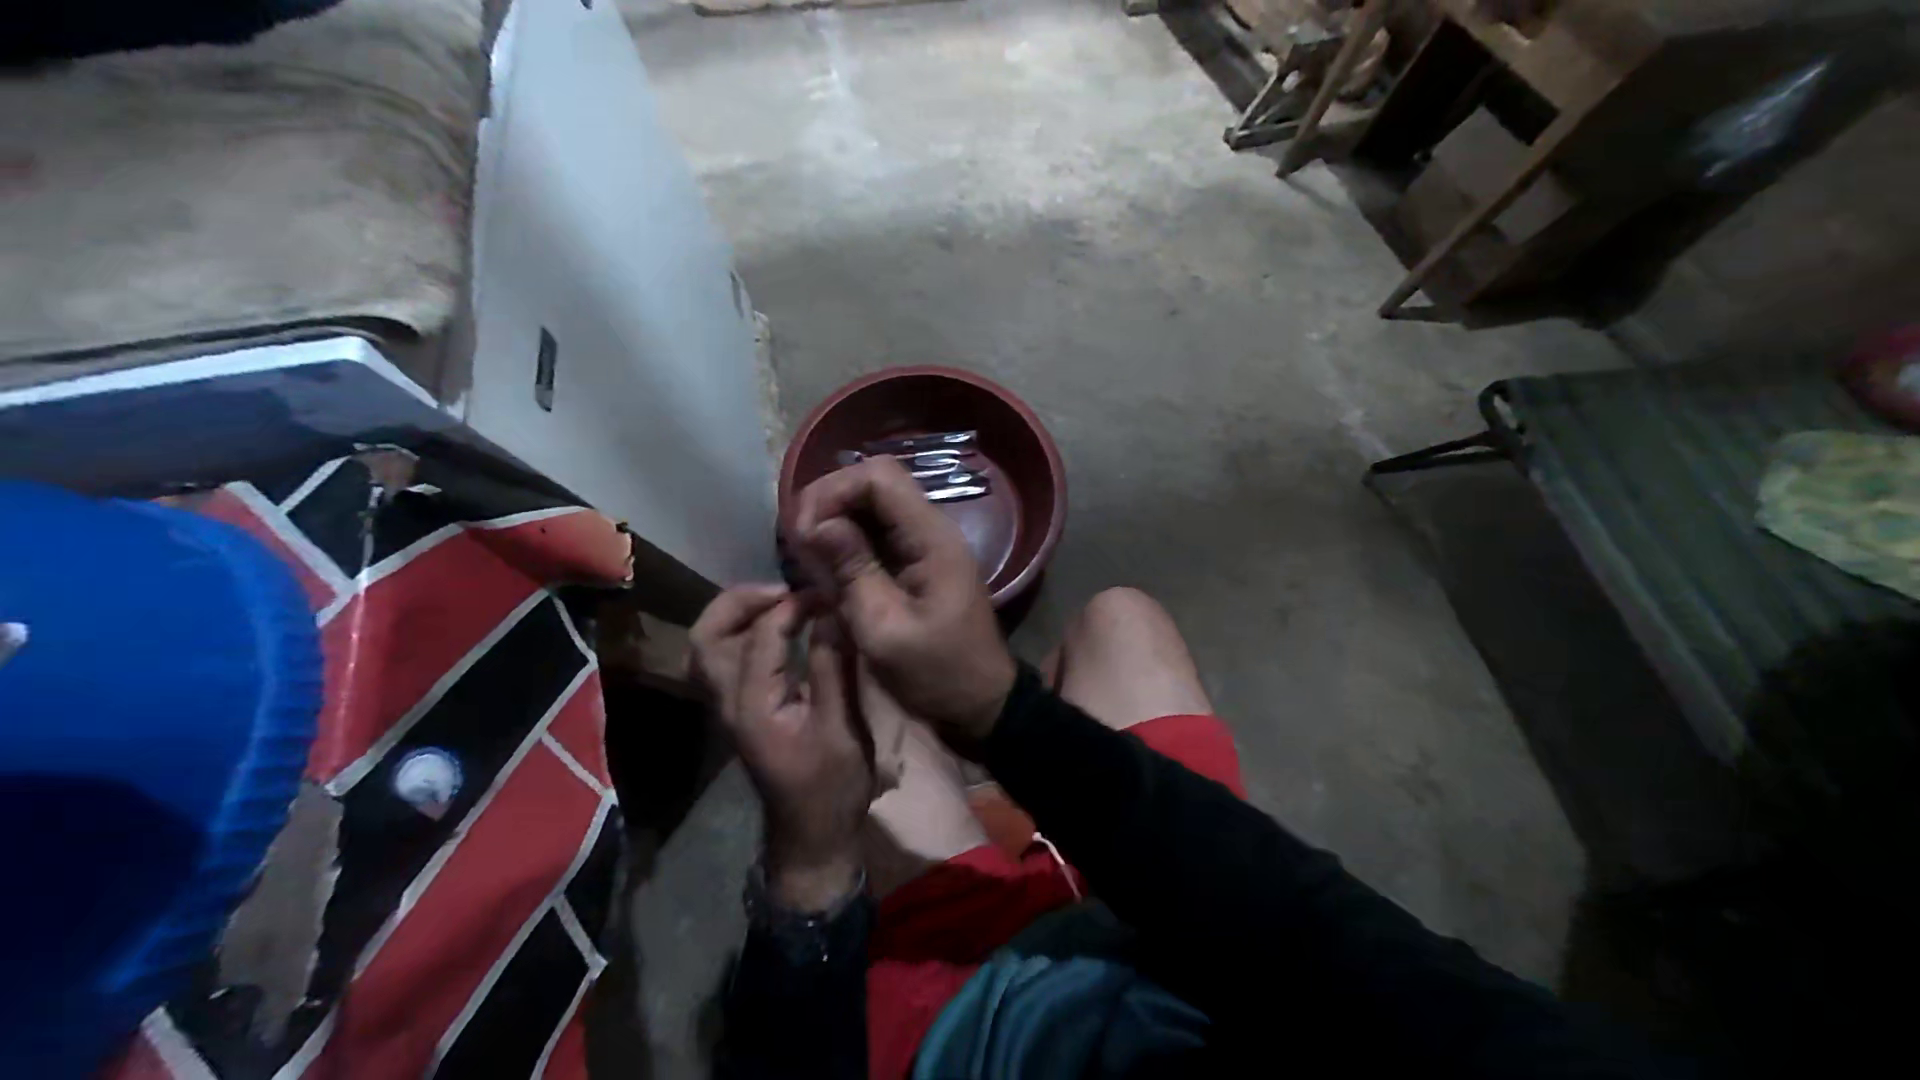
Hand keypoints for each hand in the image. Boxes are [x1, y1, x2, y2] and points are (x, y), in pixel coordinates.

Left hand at [690, 586, 872, 910]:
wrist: (811, 835)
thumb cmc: (832, 785)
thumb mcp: (843, 726)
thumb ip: (834, 667)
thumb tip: (832, 613)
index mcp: (754, 705)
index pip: (761, 634)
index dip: (794, 605)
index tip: (828, 595)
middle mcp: (728, 702)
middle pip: (707, 637)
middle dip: (740, 602)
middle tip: (785, 590)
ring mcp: (726, 708)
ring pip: (706, 648)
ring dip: (734, 615)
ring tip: (779, 602)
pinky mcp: (736, 712)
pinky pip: (720, 660)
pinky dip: (739, 633)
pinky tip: (773, 630)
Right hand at [790, 457, 1016, 749]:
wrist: (979, 700)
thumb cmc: (936, 672)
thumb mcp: (885, 629)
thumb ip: (852, 571)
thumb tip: (816, 524)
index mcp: (931, 538)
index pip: (879, 477)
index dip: (834, 492)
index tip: (805, 534)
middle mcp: (930, 529)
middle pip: (872, 484)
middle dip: (828, 504)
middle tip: (800, 546)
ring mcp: (923, 543)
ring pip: (870, 506)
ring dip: (834, 523)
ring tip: (808, 557)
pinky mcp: (915, 561)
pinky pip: (875, 532)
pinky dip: (847, 542)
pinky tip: (827, 568)